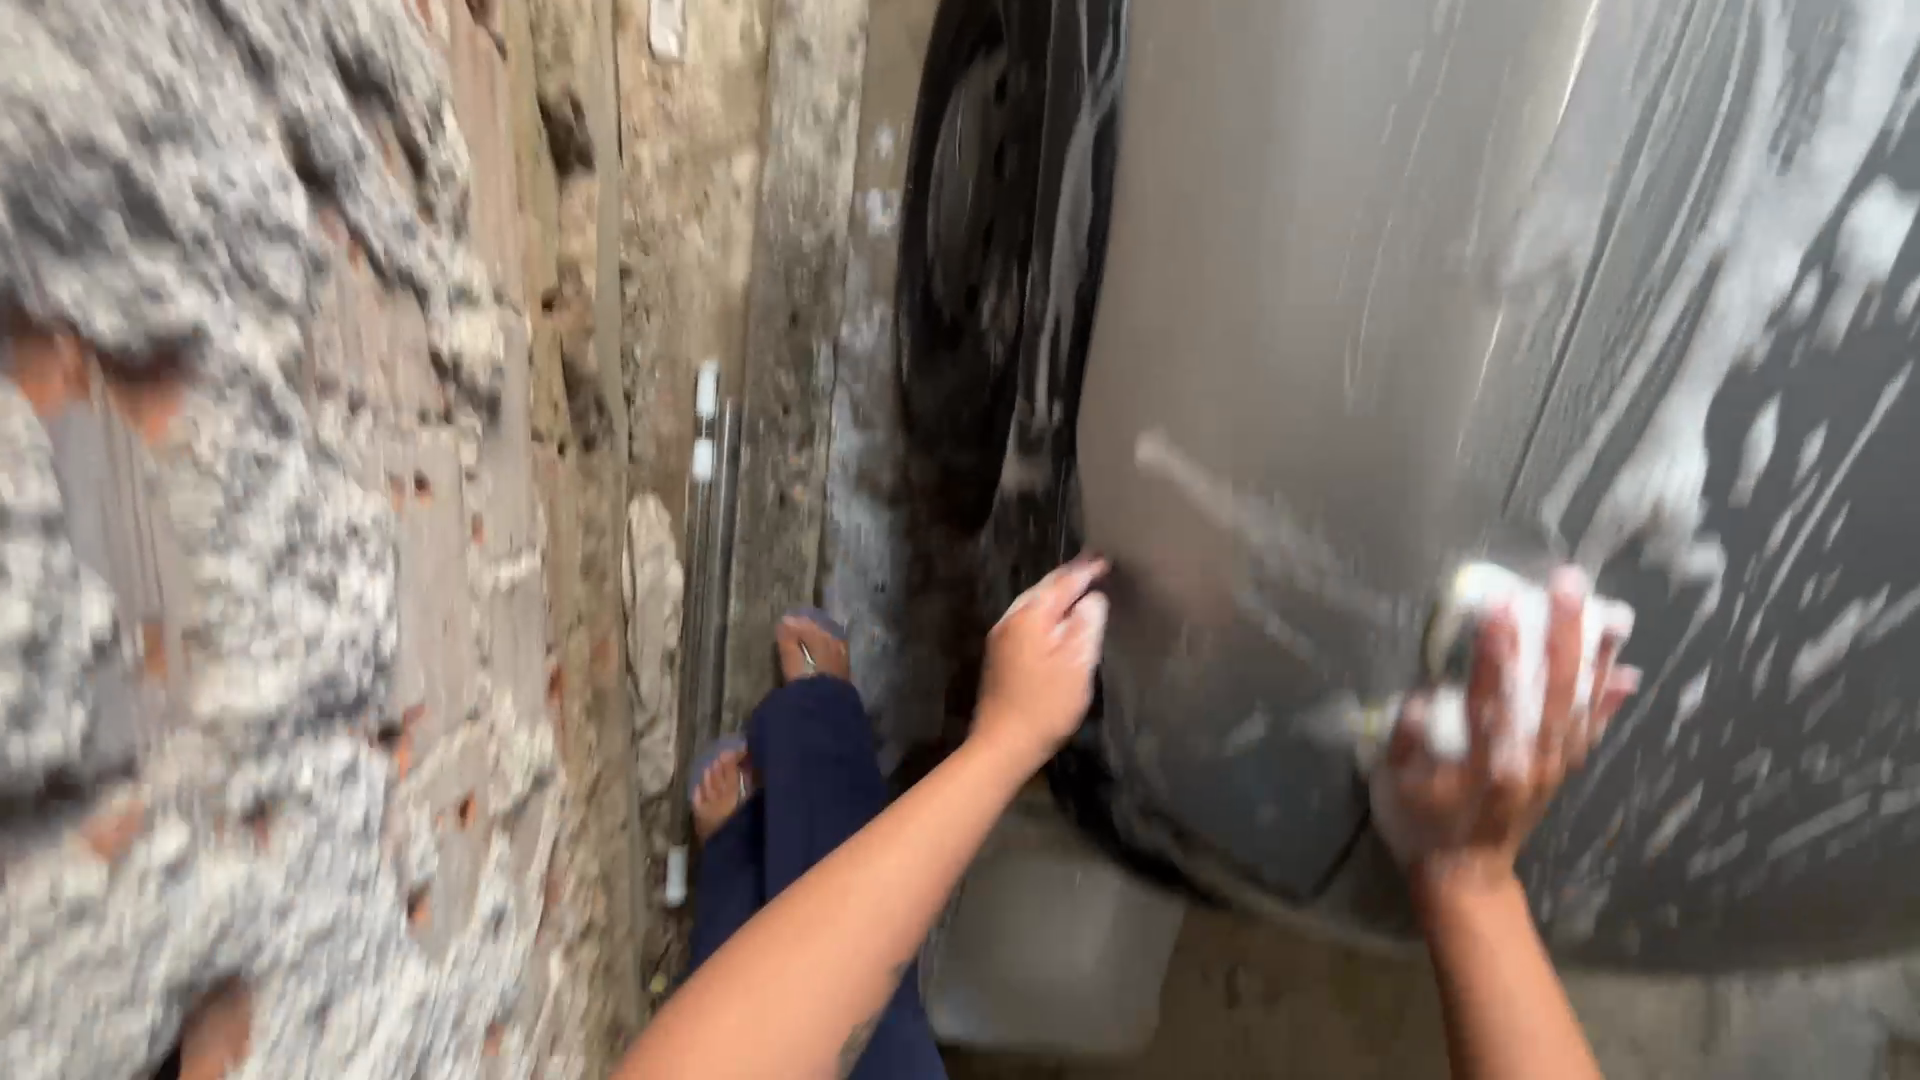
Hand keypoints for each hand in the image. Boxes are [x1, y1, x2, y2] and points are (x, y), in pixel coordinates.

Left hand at [973, 555, 1111, 770]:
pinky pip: (1026, 619)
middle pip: (1043, 590)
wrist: (1003, 743)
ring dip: (1055, 594)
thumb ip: (1086, 625)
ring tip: (1078, 587)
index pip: (1062, 584)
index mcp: (1030, 617)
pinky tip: (1055, 619)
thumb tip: (1092, 598)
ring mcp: (1001, 637)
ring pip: (1032, 604)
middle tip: (1092, 567)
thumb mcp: (1076, 664)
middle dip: (1068, 578)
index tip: (1105, 561)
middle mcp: (1011, 619)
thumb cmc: (1046, 706)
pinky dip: (1044, 612)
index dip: (1085, 572)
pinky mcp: (999, 654)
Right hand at [1374, 567, 1640, 892]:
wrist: (1464, 876)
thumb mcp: (1394, 785)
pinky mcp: (1560, 772)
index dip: (1496, 651)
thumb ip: (1407, 741)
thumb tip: (1420, 696)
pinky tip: (1624, 671)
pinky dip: (1609, 701)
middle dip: (1558, 634)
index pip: (1492, 696)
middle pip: (1550, 691)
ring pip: (1579, 706)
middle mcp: (1530, 762)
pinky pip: (1590, 732)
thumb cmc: (1418, 825)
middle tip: (1565, 585)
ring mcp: (1552, 767)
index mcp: (1484, 763)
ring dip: (1593, 657)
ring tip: (1609, 613)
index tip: (1500, 606)